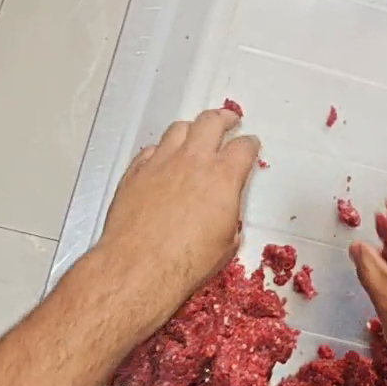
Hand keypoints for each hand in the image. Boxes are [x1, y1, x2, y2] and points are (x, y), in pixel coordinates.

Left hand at [94, 108, 257, 325]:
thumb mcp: (226, 242)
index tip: (250, 144)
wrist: (140, 267)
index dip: (250, 144)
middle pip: (211, 122)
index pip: (243, 148)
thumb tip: (225, 211)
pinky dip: (162, 149)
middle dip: (224, 118)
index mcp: (223, 177)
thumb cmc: (187, 262)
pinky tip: (163, 156)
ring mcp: (161, 163)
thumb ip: (230, 214)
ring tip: (196, 132)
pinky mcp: (136, 172)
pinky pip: (151, 149)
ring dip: (192, 128)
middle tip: (229, 119)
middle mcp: (193, 161)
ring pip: (179, 129)